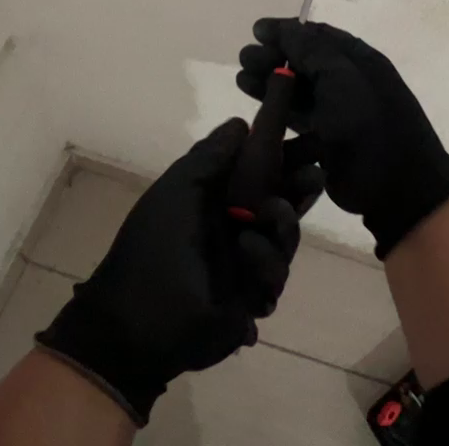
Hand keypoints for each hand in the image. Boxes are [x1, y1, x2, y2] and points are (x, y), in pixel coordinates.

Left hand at [34, 118, 309, 425]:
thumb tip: (242, 123)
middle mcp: (236, 224)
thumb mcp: (178, 190)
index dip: (287, 156)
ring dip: (280, 232)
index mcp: (217, 196)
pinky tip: (248, 281)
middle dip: (302, 189)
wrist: (137, 325)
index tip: (309, 144)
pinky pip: (275, 279)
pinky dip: (264, 273)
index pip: (261, 169)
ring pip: (286, 239)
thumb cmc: (154, 247)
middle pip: (284, 200)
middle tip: (311, 179)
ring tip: (251, 239)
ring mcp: (246, 262)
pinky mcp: (252, 297)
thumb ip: (210, 156)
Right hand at [237, 19, 448, 258]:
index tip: (255, 32)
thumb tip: (283, 27)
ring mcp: (338, 115)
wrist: (396, 185)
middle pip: (304, 64)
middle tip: (243, 60)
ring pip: (298, 94)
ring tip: (241, 81)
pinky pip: (299, 125)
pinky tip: (256, 119)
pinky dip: (279, 120)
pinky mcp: (328, 144)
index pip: (316, 36)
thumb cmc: (368, 123)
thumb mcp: (340, 76)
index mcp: (357, 61)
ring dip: (271, 86)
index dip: (286, 31)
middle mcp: (348, 83)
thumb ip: (310, 50)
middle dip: (273, 59)